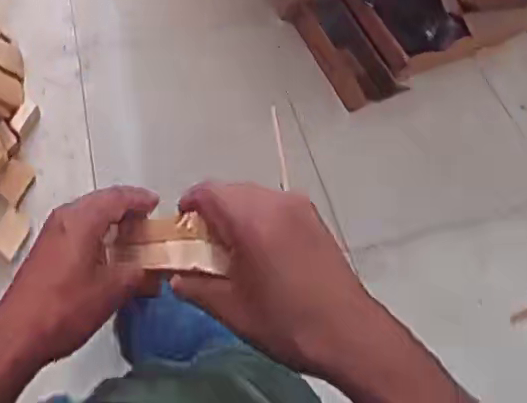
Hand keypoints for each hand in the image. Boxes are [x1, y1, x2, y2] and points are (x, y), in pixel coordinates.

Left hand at [0, 185, 158, 402]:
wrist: (18, 331)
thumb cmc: (65, 308)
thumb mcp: (109, 293)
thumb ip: (135, 275)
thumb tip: (153, 271)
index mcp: (81, 219)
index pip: (116, 197)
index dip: (138, 198)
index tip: (156, 203)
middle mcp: (65, 215)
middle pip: (101, 199)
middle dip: (125, 206)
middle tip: (147, 220)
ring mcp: (53, 228)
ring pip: (88, 211)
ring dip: (110, 217)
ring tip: (131, 234)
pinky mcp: (46, 244)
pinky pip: (78, 223)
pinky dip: (96, 228)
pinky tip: (106, 248)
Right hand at [172, 182, 469, 402]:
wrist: (352, 335)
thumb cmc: (287, 322)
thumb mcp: (234, 311)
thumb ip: (197, 288)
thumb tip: (175, 277)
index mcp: (249, 217)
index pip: (207, 192)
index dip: (189, 205)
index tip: (183, 227)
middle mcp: (272, 200)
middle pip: (229, 190)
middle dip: (213, 210)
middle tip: (207, 243)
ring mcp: (296, 204)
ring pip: (252, 195)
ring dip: (237, 212)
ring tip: (236, 248)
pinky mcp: (312, 215)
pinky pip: (274, 203)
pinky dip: (260, 216)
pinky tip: (264, 248)